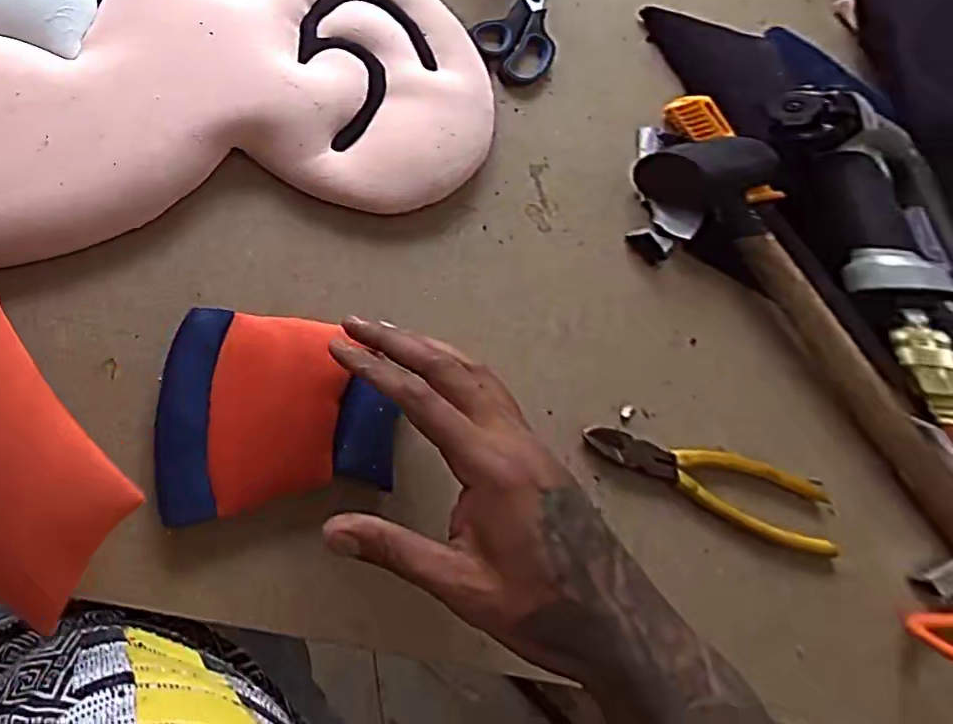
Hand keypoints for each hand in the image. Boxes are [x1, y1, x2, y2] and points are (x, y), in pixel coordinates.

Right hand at [322, 318, 767, 721]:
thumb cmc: (543, 608)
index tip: (340, 347)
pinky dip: (454, 365)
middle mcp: (512, 444)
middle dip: (398, 341)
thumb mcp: (462, 585)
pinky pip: (491, 390)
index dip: (375, 369)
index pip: (422, 399)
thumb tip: (330, 531)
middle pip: (451, 371)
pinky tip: (440, 370)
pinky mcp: (535, 453)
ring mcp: (529, 445)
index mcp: (492, 467)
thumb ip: (394, 549)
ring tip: (389, 332)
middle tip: (355, 324)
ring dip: (429, 347)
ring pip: (477, 374)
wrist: (628, 635)